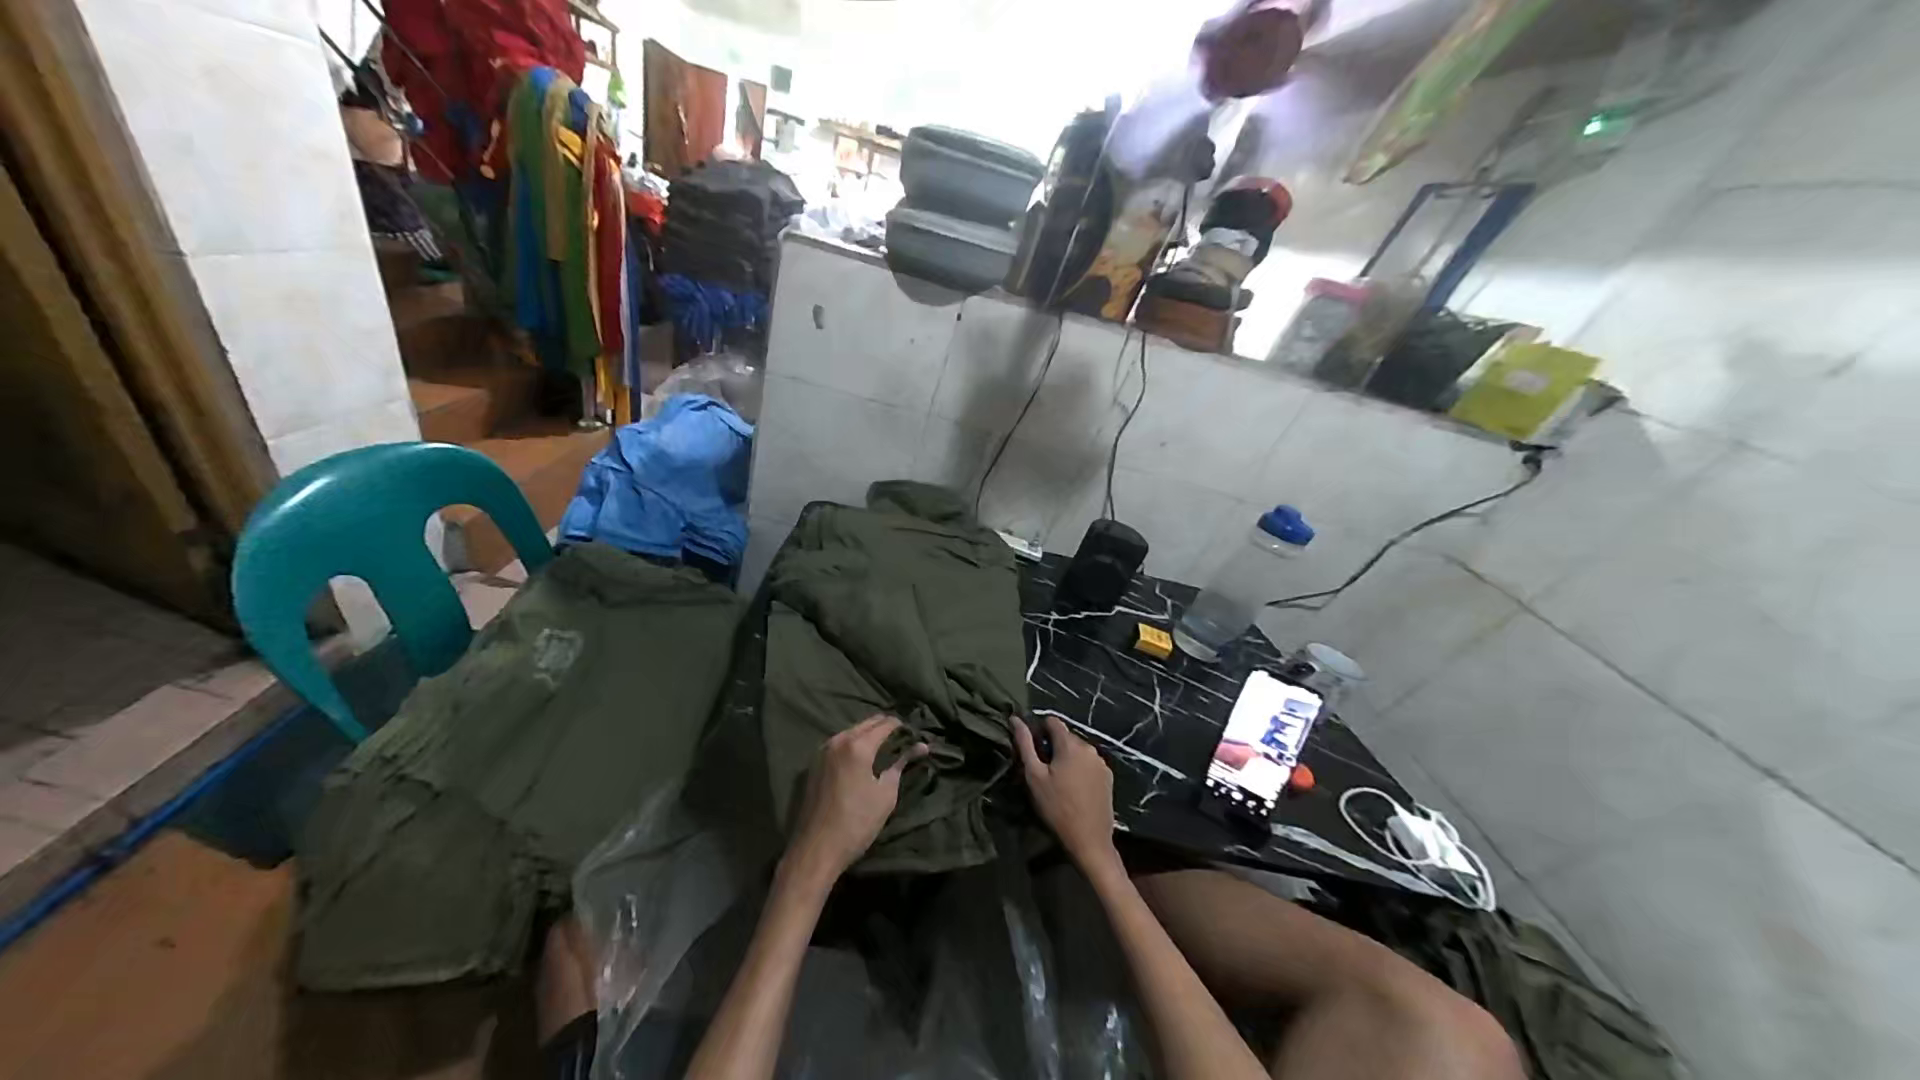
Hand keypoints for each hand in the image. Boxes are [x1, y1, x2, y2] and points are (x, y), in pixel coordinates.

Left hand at [787, 714, 927, 882]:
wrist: (816, 848)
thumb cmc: (857, 822)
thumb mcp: (886, 794)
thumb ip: (901, 765)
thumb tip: (921, 747)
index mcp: (857, 746)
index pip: (884, 724)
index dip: (900, 725)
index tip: (912, 731)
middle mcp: (838, 741)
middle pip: (866, 724)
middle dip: (884, 726)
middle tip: (900, 736)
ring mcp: (822, 751)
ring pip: (850, 731)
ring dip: (867, 734)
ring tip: (883, 745)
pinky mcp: (813, 764)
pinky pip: (838, 744)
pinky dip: (852, 743)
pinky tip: (860, 756)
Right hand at [1012, 714, 1116, 867]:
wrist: (1089, 839)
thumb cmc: (1056, 807)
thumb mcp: (1034, 776)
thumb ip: (1024, 744)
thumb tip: (1015, 718)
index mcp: (1070, 744)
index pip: (1052, 721)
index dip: (1039, 731)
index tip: (1033, 751)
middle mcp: (1089, 747)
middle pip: (1065, 736)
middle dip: (1053, 747)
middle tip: (1043, 771)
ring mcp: (1101, 762)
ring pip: (1078, 750)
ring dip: (1067, 758)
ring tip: (1059, 782)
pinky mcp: (1108, 776)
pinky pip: (1089, 763)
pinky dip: (1080, 768)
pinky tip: (1074, 789)